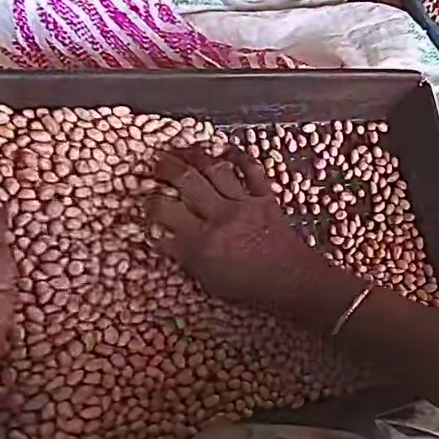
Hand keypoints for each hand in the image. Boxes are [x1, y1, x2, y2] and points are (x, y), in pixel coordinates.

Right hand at [148, 145, 361, 327]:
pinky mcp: (266, 199)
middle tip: (153, 162)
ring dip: (194, 155)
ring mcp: (245, 205)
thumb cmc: (252, 289)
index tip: (143, 199)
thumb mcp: (210, 282)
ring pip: (214, 169)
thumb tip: (163, 236)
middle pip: (185, 182)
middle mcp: (220, 218)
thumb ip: (185, 257)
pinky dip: (239, 157)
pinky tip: (225, 150)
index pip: (163, 213)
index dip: (148, 204)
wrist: (295, 282)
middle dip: (164, 168)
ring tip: (179, 149)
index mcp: (202, 244)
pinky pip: (252, 170)